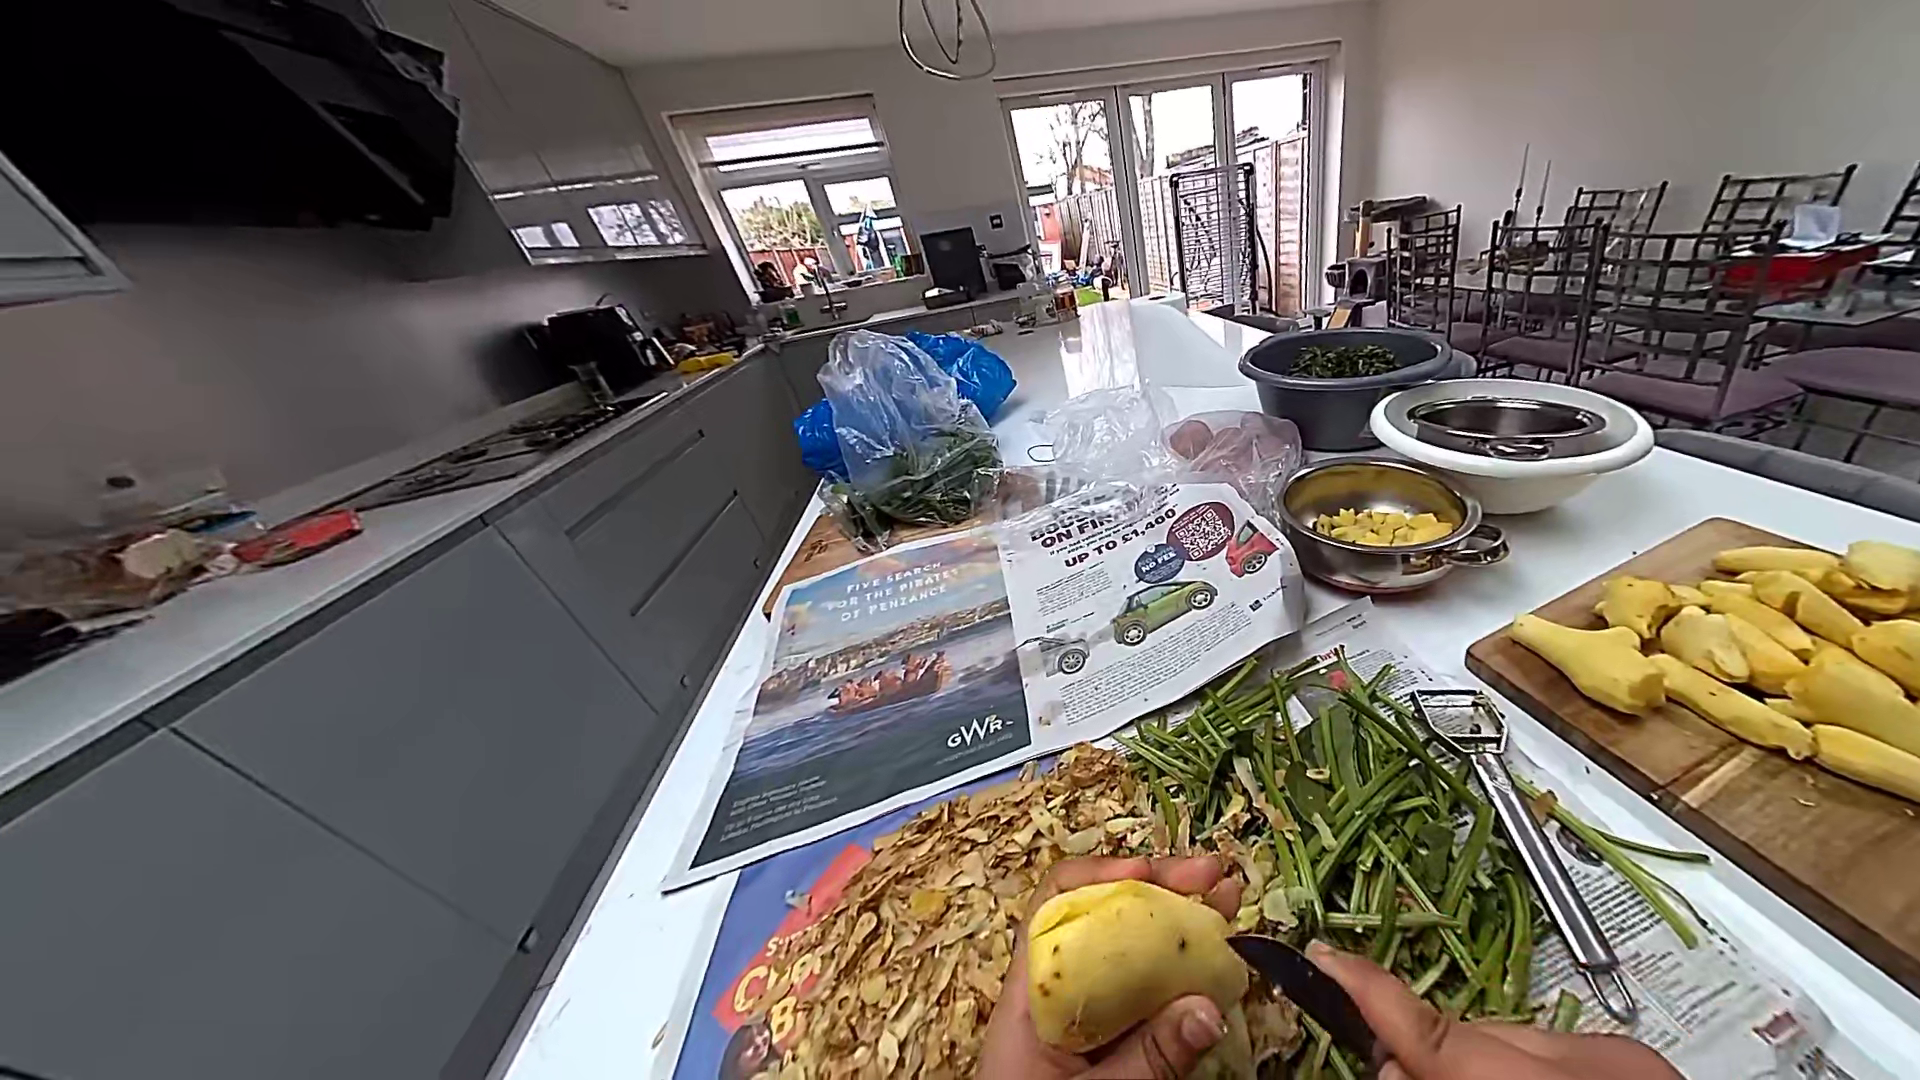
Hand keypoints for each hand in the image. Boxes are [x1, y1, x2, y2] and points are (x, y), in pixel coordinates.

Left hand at [977, 856, 1242, 1078]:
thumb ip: (1144, 1059)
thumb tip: (1208, 1007)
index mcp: (1035, 980)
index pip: (1056, 897)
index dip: (1100, 873)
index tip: (1146, 870)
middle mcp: (1060, 976)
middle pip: (1102, 909)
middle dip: (1157, 885)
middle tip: (1209, 874)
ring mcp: (1087, 999)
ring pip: (1130, 942)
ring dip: (1177, 914)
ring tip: (1223, 895)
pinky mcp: (1110, 1026)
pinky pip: (1144, 983)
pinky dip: (1179, 964)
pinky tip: (1212, 950)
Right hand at [1307, 943, 1683, 1079]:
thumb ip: (1429, 1072)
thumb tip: (1384, 1061)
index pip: (1425, 1027)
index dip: (1360, 987)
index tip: (1320, 955)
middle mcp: (1585, 1062)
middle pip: (1458, 1031)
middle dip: (1427, 1056)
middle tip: (1409, 1078)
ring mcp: (1621, 1060)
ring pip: (1502, 1036)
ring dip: (1478, 1066)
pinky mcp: (1639, 1063)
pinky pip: (1549, 1047)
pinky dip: (1524, 1069)